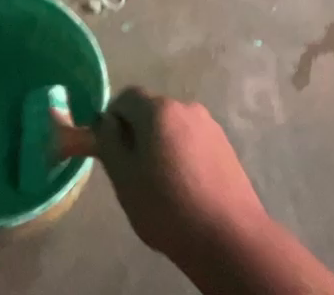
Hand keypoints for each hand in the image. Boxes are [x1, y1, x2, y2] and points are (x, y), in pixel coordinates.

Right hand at [94, 87, 270, 264]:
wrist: (227, 236)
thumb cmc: (167, 207)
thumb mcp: (124, 178)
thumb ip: (109, 142)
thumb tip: (106, 121)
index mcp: (159, 110)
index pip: (125, 98)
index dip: (112, 121)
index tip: (112, 153)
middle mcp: (186, 107)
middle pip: (150, 111)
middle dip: (137, 135)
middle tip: (133, 174)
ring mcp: (210, 125)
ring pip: (172, 128)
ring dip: (160, 146)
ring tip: (161, 187)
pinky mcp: (224, 145)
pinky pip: (192, 141)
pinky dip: (182, 156)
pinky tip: (185, 189)